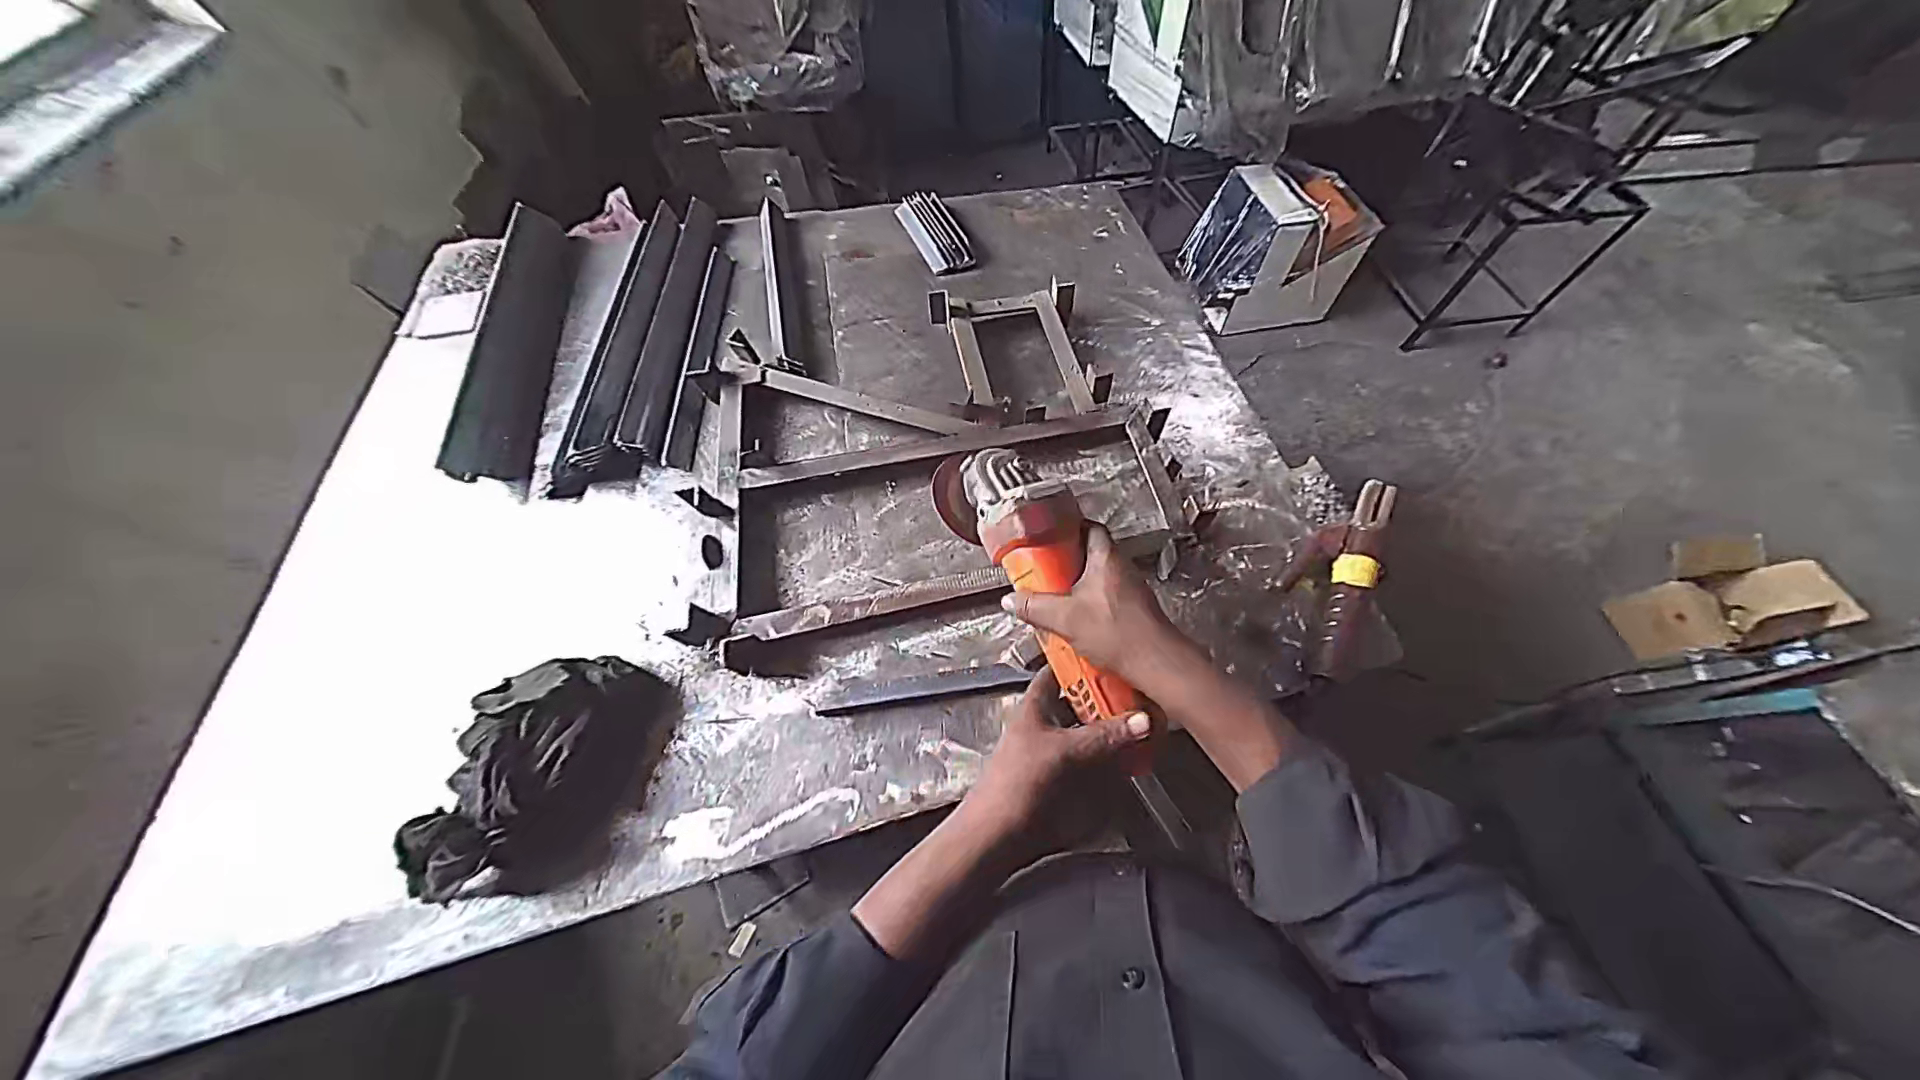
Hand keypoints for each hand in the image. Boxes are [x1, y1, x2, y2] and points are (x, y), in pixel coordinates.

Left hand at [957, 667, 1149, 840]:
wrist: (1001, 833)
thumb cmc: (1019, 781)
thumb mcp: (1063, 750)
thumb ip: (1103, 735)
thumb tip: (1143, 720)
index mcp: (1035, 706)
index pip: (1056, 671)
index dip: (1078, 660)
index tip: (1110, 652)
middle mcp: (1047, 723)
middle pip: (1080, 700)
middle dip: (1107, 695)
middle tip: (1140, 689)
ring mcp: (1057, 750)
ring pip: (1090, 728)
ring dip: (1114, 725)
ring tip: (1146, 717)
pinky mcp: (1067, 776)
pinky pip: (1095, 756)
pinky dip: (1114, 752)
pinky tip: (1134, 753)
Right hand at [999, 524, 1194, 690]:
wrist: (1155, 663)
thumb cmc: (1122, 634)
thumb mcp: (1064, 618)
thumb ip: (1034, 606)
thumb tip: (1013, 600)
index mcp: (1107, 558)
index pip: (1088, 527)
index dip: (1068, 528)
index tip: (1049, 535)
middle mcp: (1121, 569)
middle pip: (1090, 553)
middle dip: (1065, 561)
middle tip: (1044, 570)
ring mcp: (1129, 590)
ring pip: (1097, 577)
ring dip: (1076, 585)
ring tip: (1054, 598)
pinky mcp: (1131, 610)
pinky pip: (1104, 598)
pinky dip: (1088, 605)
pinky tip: (1074, 622)